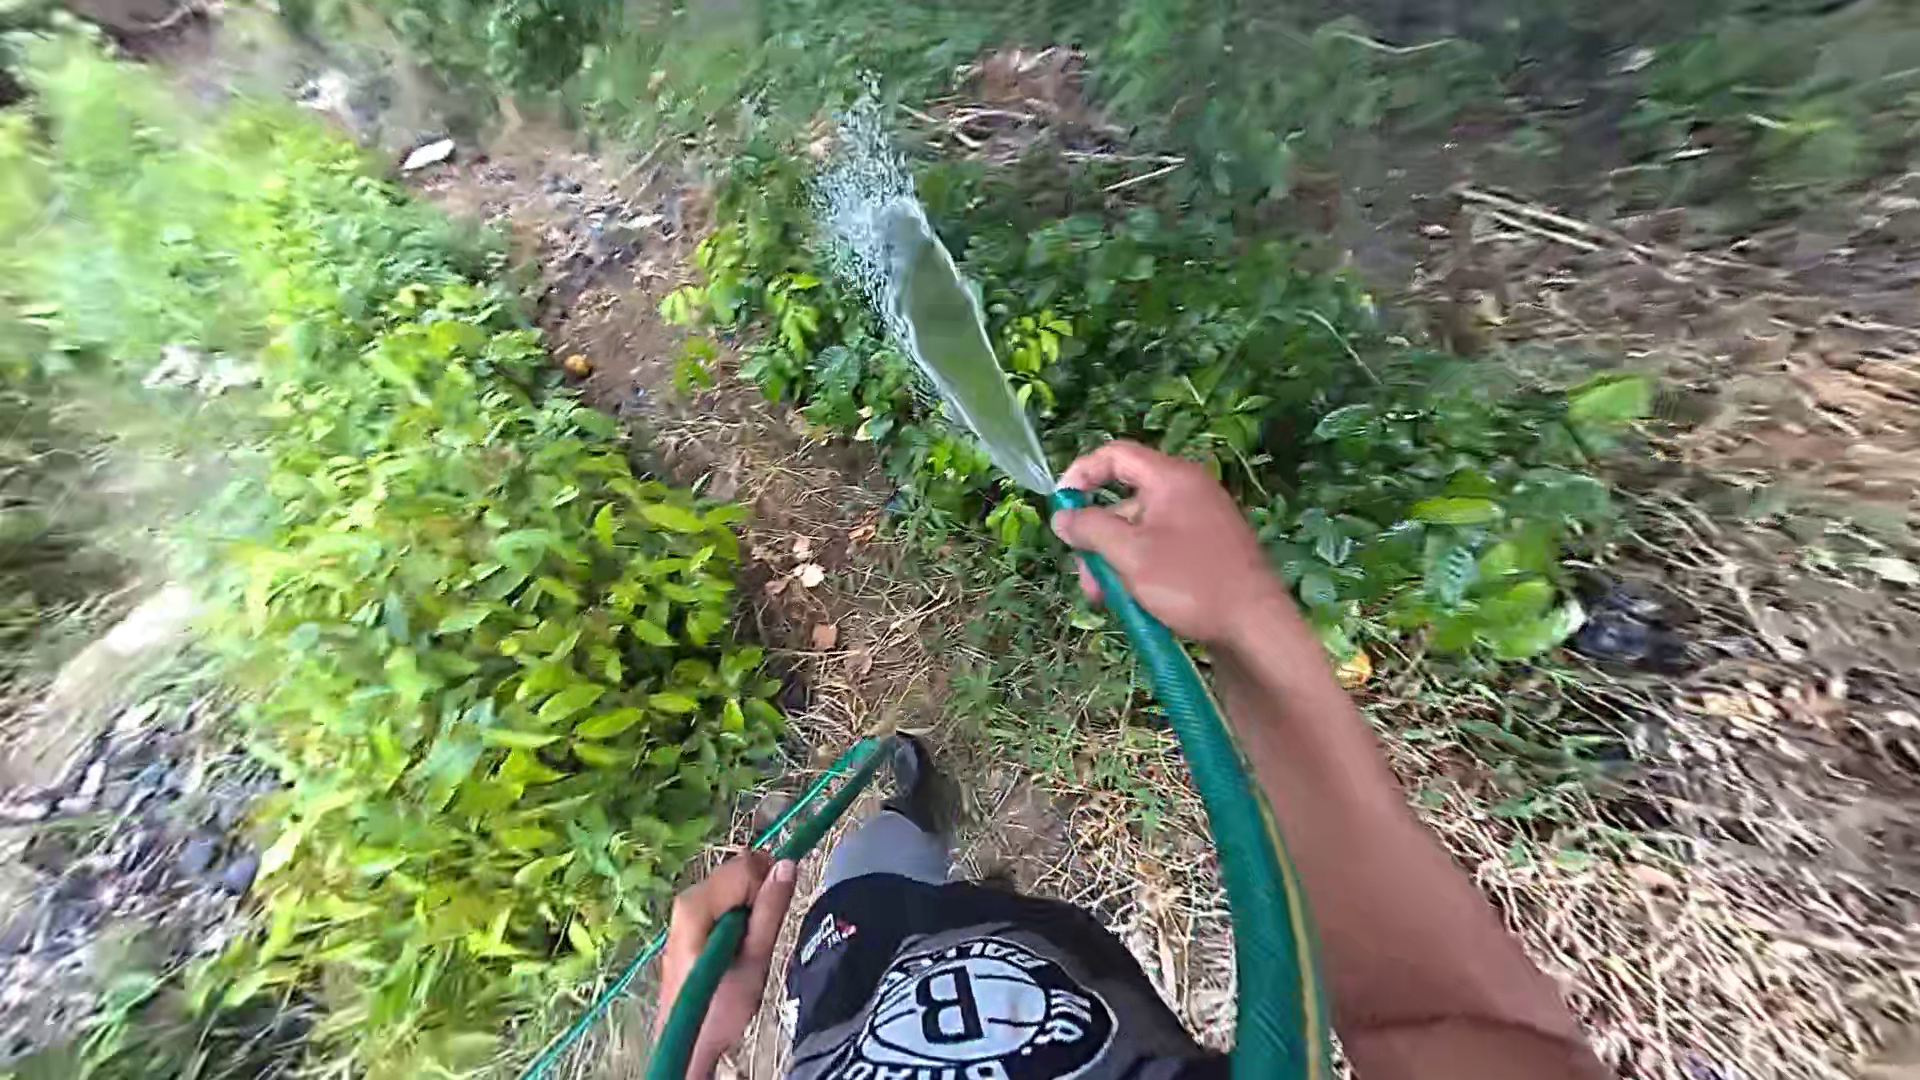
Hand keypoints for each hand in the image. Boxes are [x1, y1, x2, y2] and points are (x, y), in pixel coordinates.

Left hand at [656, 853, 797, 1078]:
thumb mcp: (755, 960)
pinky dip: (739, 910)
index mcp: (697, 903)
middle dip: (758, 893)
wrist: (688, 1050)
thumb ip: (770, 908)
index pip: (747, 865)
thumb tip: (787, 864)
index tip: (768, 921)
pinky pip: (726, 895)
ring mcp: (686, 907)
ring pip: (735, 880)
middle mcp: (688, 897)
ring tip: (747, 943)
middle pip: (739, 868)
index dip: (767, 887)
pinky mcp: (689, 917)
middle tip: (758, 935)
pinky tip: (736, 942)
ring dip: (750, 903)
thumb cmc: (721, 1009)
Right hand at [1052, 440, 1294, 649]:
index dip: (1081, 474)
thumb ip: (1090, 528)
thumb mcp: (1130, 554)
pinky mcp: (1202, 550)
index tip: (1060, 507)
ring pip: (1136, 532)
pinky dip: (1136, 568)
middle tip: (1085, 575)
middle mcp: (1185, 492)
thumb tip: (1061, 515)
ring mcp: (1197, 522)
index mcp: (1171, 479)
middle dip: (1095, 537)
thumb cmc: (1190, 583)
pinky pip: (1156, 548)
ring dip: (1112, 561)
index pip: (1115, 455)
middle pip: (1122, 501)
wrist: (1256, 628)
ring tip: (1106, 599)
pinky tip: (1131, 600)